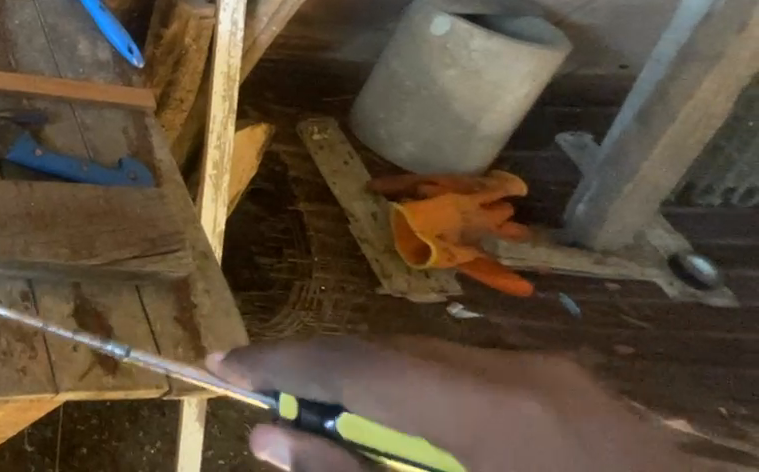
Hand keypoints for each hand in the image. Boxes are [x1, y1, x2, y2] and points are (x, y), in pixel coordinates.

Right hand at [215, 337, 679, 471]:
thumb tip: (265, 438)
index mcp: (485, 410)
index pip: (349, 364)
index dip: (276, 362)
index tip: (219, 365)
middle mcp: (515, 372)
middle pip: (381, 355)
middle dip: (320, 376)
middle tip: (268, 401)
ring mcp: (551, 376)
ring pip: (423, 361)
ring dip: (372, 387)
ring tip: (339, 424)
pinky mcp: (573, 389)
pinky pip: (468, 376)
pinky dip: (424, 396)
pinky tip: (417, 433)